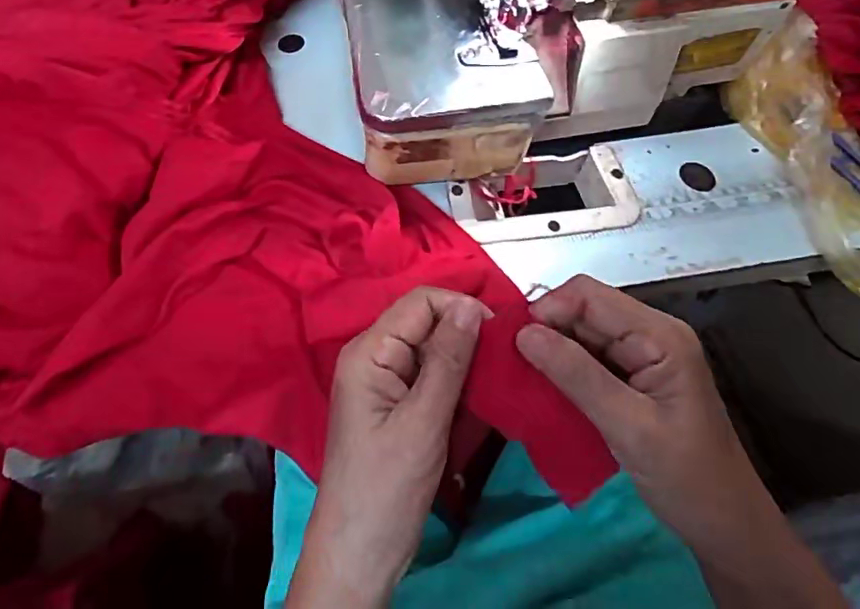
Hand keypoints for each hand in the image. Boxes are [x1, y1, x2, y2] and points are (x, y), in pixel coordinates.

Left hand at [288, 288, 487, 608]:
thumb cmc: (386, 489)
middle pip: (428, 321)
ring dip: (464, 360)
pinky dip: (456, 381)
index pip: (422, 301)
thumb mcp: (423, 422)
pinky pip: (432, 373)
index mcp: (369, 351)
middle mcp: (374, 356)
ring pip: (434, 347)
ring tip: (493, 382)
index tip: (497, 337)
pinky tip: (477, 398)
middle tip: (500, 363)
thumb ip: (448, 361)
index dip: (461, 308)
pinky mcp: (397, 402)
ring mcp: (385, 380)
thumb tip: (472, 306)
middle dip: (465, 335)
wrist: (359, 557)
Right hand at [516, 275, 844, 608]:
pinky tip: (543, 385)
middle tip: (510, 359)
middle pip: (586, 309)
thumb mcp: (629, 427)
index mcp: (660, 334)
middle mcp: (652, 332)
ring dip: (552, 348)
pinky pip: (590, 357)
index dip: (549, 308)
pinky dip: (565, 367)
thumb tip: (525, 334)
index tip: (514, 340)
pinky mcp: (635, 375)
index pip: (591, 296)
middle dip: (547, 327)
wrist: (726, 526)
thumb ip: (577, 376)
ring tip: (520, 373)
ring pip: (584, 332)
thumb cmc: (687, 478)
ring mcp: (644, 353)